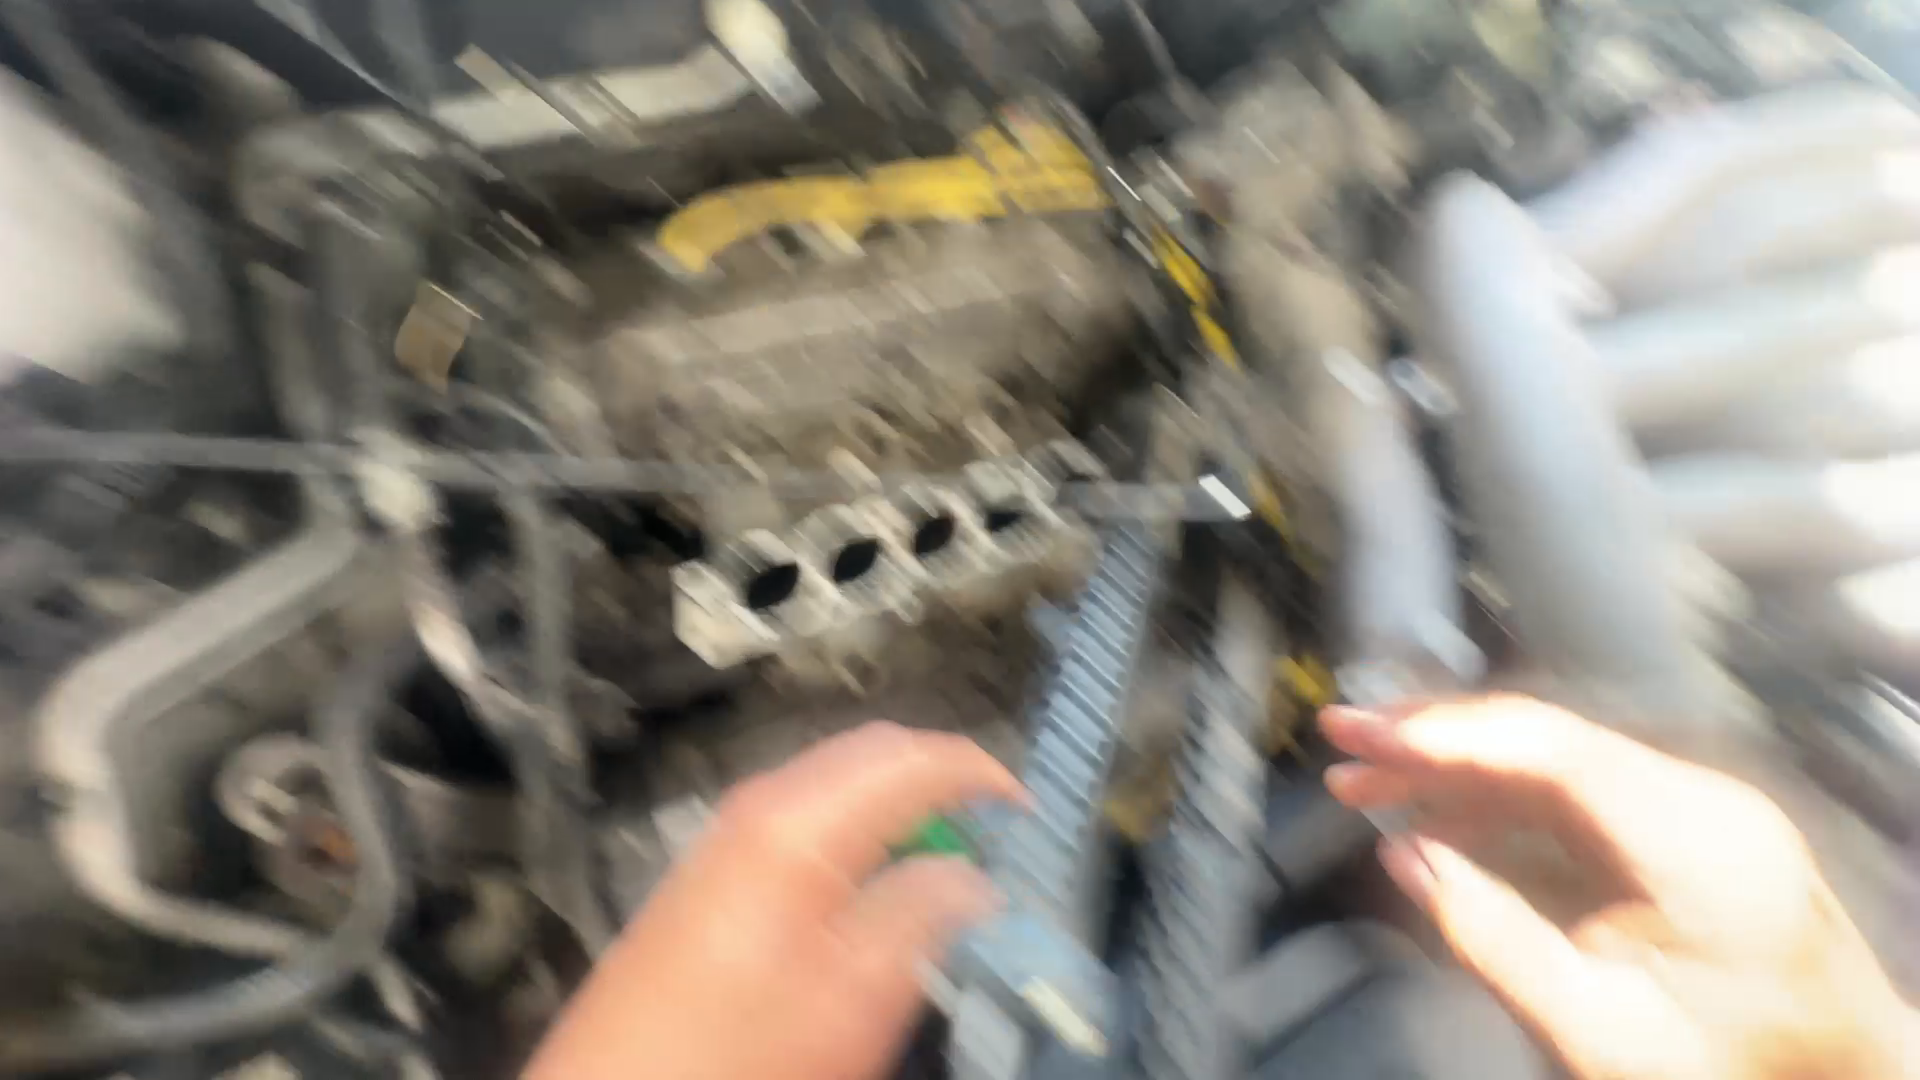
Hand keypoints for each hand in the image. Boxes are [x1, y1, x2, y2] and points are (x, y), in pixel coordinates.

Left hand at [523, 723, 1020, 1079]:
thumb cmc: (730, 1062)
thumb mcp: (847, 1004)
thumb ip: (919, 919)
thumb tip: (971, 877)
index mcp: (800, 824)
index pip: (910, 758)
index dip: (977, 773)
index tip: (1022, 809)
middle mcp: (767, 801)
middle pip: (876, 750)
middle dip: (941, 777)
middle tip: (990, 829)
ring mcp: (738, 822)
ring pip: (846, 773)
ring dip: (903, 797)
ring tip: (944, 853)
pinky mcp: (724, 852)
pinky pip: (814, 804)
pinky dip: (863, 818)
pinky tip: (878, 871)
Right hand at [1322, 697, 1915, 1079]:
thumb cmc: (1725, 1068)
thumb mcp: (1599, 1032)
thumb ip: (1492, 941)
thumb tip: (1400, 854)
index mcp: (1699, 846)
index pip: (1555, 751)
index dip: (1451, 733)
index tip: (1370, 738)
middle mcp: (1692, 797)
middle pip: (1535, 735)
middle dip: (1426, 732)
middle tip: (1340, 732)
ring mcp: (1675, 798)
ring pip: (1529, 749)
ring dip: (1439, 759)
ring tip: (1357, 776)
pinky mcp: (1652, 811)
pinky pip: (1544, 781)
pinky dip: (1474, 788)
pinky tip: (1422, 815)